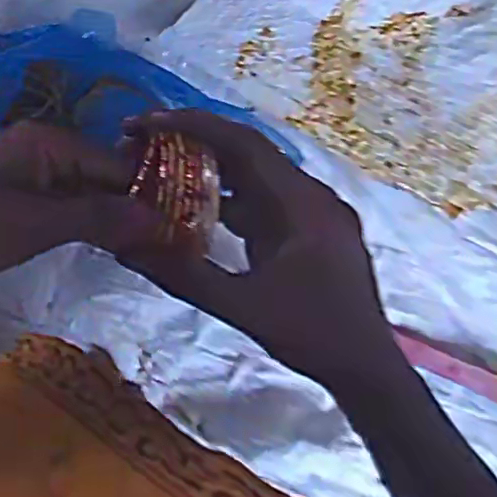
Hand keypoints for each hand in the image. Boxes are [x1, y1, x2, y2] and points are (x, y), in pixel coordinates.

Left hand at [0, 123, 163, 278]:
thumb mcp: (38, 224)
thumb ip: (96, 218)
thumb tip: (156, 218)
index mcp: (50, 142)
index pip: (115, 163)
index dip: (147, 193)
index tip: (181, 223)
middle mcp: (45, 143)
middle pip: (104, 171)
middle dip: (133, 203)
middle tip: (170, 239)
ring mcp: (34, 162)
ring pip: (88, 184)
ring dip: (112, 211)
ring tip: (149, 244)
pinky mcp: (25, 182)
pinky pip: (68, 193)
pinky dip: (88, 214)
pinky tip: (110, 238)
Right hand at [120, 110, 402, 387]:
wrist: (370, 373)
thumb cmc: (313, 336)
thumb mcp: (241, 307)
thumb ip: (184, 275)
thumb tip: (126, 249)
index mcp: (302, 204)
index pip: (244, 144)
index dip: (194, 125)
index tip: (149, 123)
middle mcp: (311, 196)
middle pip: (247, 150)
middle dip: (194, 138)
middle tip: (146, 138)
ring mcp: (313, 211)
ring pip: (253, 172)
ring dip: (208, 164)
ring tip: (161, 164)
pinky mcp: (308, 228)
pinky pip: (260, 195)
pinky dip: (224, 192)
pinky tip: (194, 204)